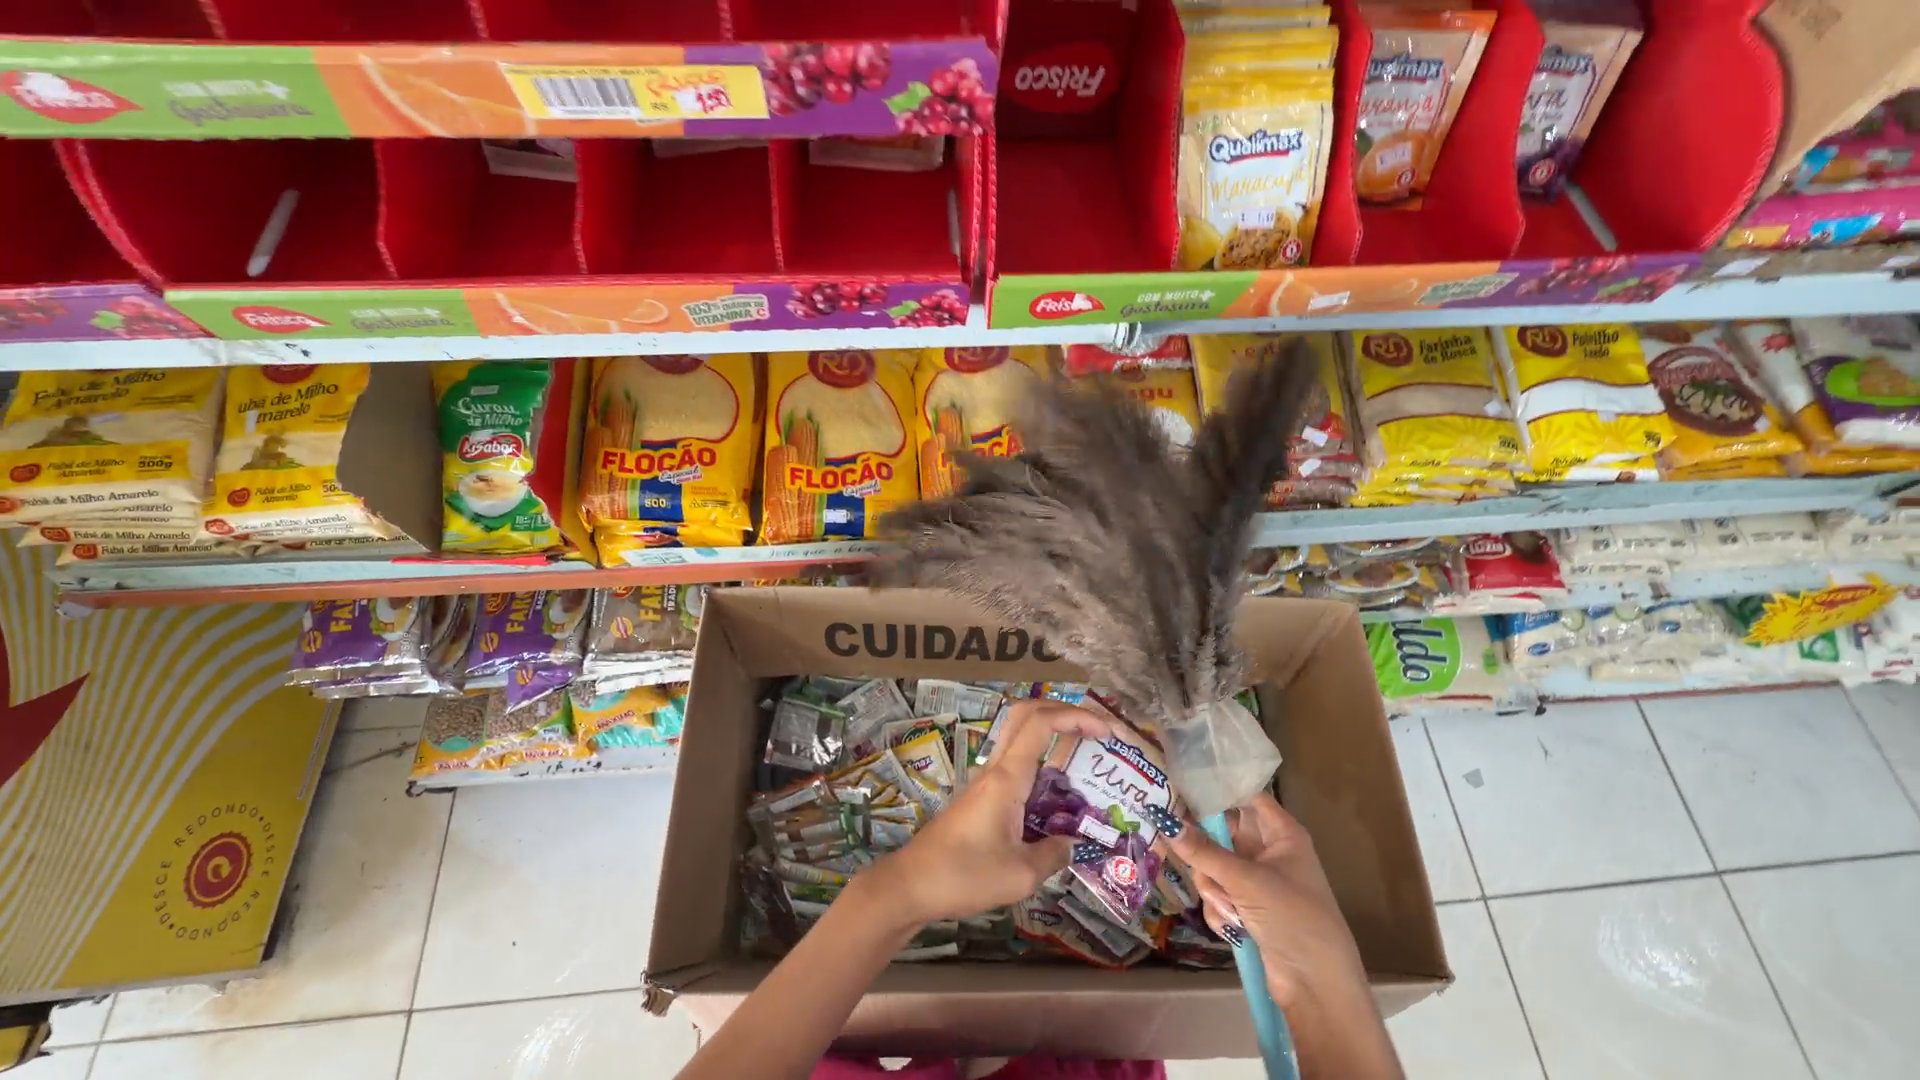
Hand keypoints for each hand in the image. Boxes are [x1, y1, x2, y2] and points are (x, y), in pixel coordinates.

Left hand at [865, 700, 1112, 924]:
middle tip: (1098, 731)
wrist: (909, 886)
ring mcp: (985, 784)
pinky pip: (1015, 767)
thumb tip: (1072, 844)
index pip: (1041, 723)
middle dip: (1065, 712)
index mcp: (1006, 778)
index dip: (1077, 717)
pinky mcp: (979, 800)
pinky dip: (1041, 767)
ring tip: (1087, 762)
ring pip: (1020, 739)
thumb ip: (1053, 856)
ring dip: (1053, 737)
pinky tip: (1057, 798)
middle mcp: (995, 771)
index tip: (1107, 732)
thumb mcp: (1020, 876)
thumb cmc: (962, 877)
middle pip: (1027, 715)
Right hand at [1163, 793, 1371, 1012]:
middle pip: (1221, 835)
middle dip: (1208, 855)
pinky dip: (1221, 911)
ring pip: (1213, 868)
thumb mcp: (1246, 881)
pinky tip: (1235, 929)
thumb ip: (1203, 851)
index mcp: (1282, 834)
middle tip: (1196, 862)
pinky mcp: (1248, 910)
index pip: (1246, 796)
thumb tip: (1164, 820)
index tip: (1180, 788)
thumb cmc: (1293, 917)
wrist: (1317, 985)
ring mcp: (1257, 883)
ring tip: (1232, 909)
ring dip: (1215, 890)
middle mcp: (1269, 853)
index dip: (1217, 790)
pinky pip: (1217, 895)